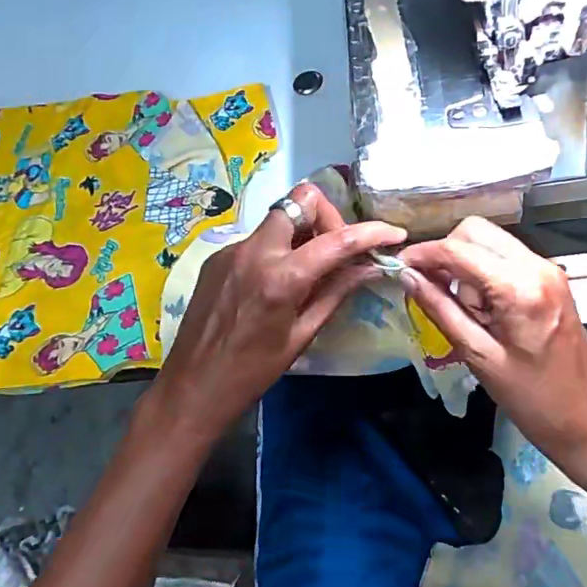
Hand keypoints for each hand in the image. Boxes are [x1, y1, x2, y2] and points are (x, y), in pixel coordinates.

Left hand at [148, 182, 404, 436]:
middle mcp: (254, 251)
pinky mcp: (216, 257)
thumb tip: (369, 267)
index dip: (372, 233)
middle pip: (301, 200)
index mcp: (281, 277)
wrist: (193, 387)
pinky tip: (276, 283)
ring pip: (278, 219)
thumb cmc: (253, 372)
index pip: (337, 240)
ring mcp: (231, 250)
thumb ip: (335, 292)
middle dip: (327, 217)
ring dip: (302, 234)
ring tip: (309, 271)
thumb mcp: (301, 335)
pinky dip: (277, 250)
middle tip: (337, 252)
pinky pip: (257, 239)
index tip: (394, 234)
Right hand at [399, 217, 586, 469]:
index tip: (399, 267)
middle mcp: (537, 267)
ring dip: (464, 264)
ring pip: (489, 241)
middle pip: (475, 231)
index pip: (459, 250)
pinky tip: (480, 307)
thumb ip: (440, 309)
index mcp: (520, 288)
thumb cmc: (532, 398)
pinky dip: (482, 271)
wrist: (586, 420)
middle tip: (431, 290)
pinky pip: (504, 258)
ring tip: (462, 309)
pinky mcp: (550, 280)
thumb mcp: (478, 355)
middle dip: (446, 255)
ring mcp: (548, 270)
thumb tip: (408, 277)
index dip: (423, 254)